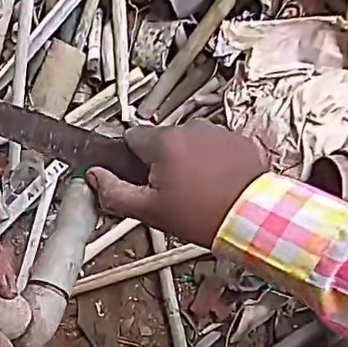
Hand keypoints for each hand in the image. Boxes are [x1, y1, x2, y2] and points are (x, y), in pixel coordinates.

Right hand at [86, 121, 268, 244]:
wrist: (252, 218)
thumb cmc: (203, 216)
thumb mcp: (147, 210)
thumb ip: (113, 192)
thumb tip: (94, 177)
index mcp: (164, 142)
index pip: (130, 137)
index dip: (129, 160)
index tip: (137, 178)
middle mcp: (191, 129)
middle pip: (159, 141)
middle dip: (158, 162)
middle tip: (165, 191)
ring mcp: (217, 132)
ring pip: (186, 143)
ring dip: (184, 160)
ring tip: (192, 190)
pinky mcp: (237, 140)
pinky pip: (211, 146)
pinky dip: (208, 161)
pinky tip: (211, 184)